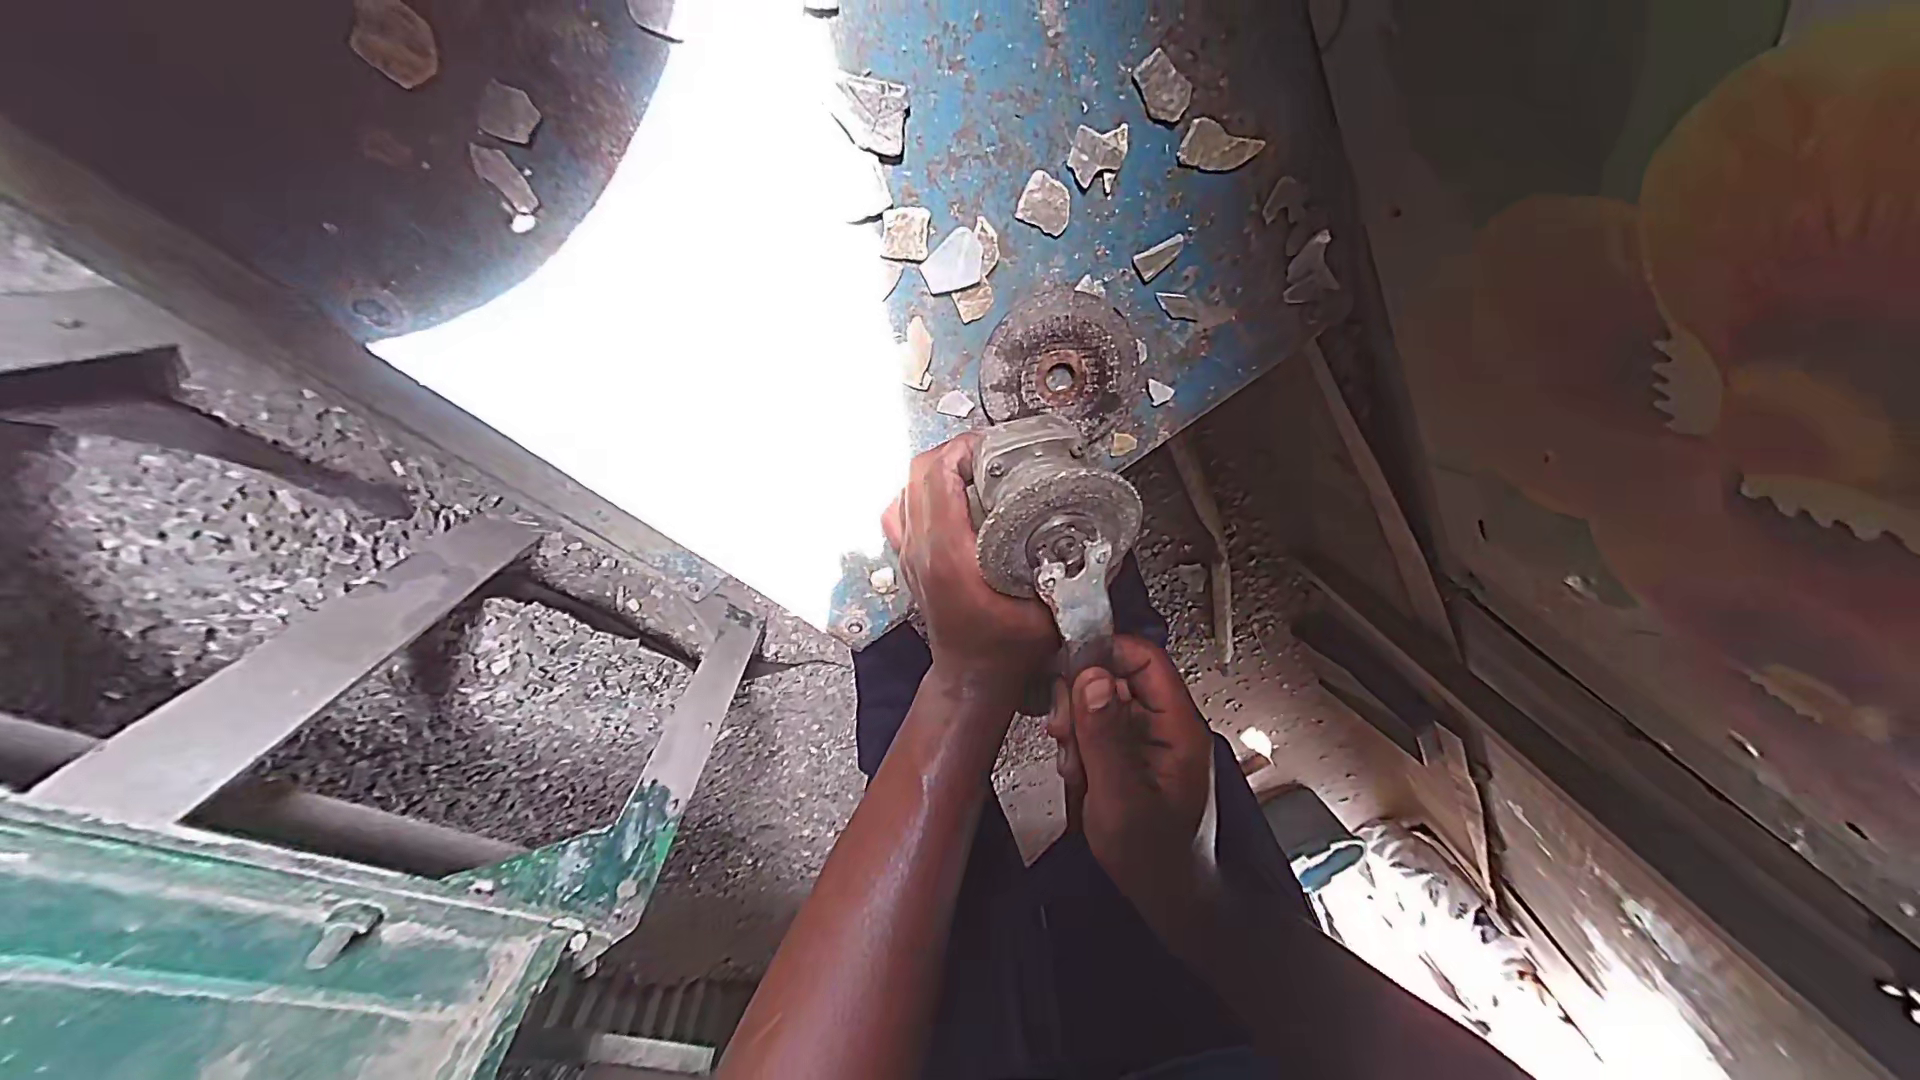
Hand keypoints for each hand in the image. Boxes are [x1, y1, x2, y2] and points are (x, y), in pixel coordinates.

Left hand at [883, 434, 1058, 690]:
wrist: (971, 676)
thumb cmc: (1003, 651)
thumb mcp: (1048, 615)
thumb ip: (1075, 579)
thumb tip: (1105, 543)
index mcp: (948, 557)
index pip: (937, 477)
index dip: (964, 449)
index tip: (995, 447)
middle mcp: (920, 551)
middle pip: (918, 472)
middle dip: (955, 451)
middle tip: (990, 453)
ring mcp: (909, 555)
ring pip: (907, 487)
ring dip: (938, 468)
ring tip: (973, 468)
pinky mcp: (909, 560)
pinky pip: (901, 510)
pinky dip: (921, 492)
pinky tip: (947, 495)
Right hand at [1054, 635, 1218, 930]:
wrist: (1168, 898)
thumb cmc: (1155, 859)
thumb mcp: (1121, 800)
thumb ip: (1104, 737)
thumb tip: (1090, 676)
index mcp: (1177, 727)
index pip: (1146, 659)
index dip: (1105, 654)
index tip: (1066, 672)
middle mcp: (1163, 725)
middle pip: (1117, 676)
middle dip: (1081, 699)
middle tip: (1063, 732)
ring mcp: (1146, 738)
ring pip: (1101, 700)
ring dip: (1077, 724)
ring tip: (1074, 764)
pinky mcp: (1130, 751)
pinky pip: (1098, 725)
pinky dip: (1080, 742)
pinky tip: (1078, 771)